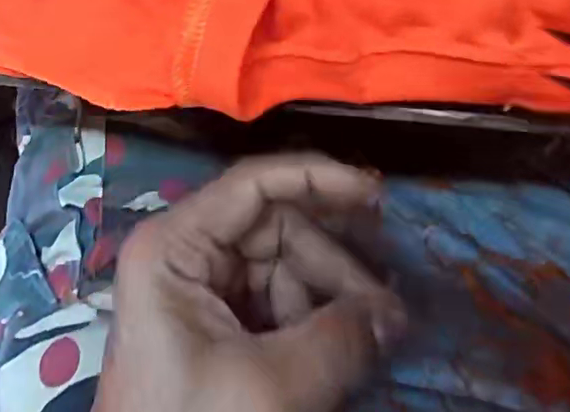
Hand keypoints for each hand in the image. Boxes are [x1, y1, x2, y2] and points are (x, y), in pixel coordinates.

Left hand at [93, 154, 406, 411]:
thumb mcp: (268, 389)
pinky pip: (279, 299)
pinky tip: (347, 342)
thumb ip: (338, 342)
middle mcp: (187, 251)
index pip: (253, 185)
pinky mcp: (218, 322)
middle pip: (277, 228)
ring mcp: (203, 286)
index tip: (373, 192)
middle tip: (388, 302)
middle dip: (335, 261)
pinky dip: (315, 317)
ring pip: (286, 264)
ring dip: (333, 294)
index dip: (317, 178)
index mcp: (175, 245)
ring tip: (378, 329)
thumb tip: (394, 314)